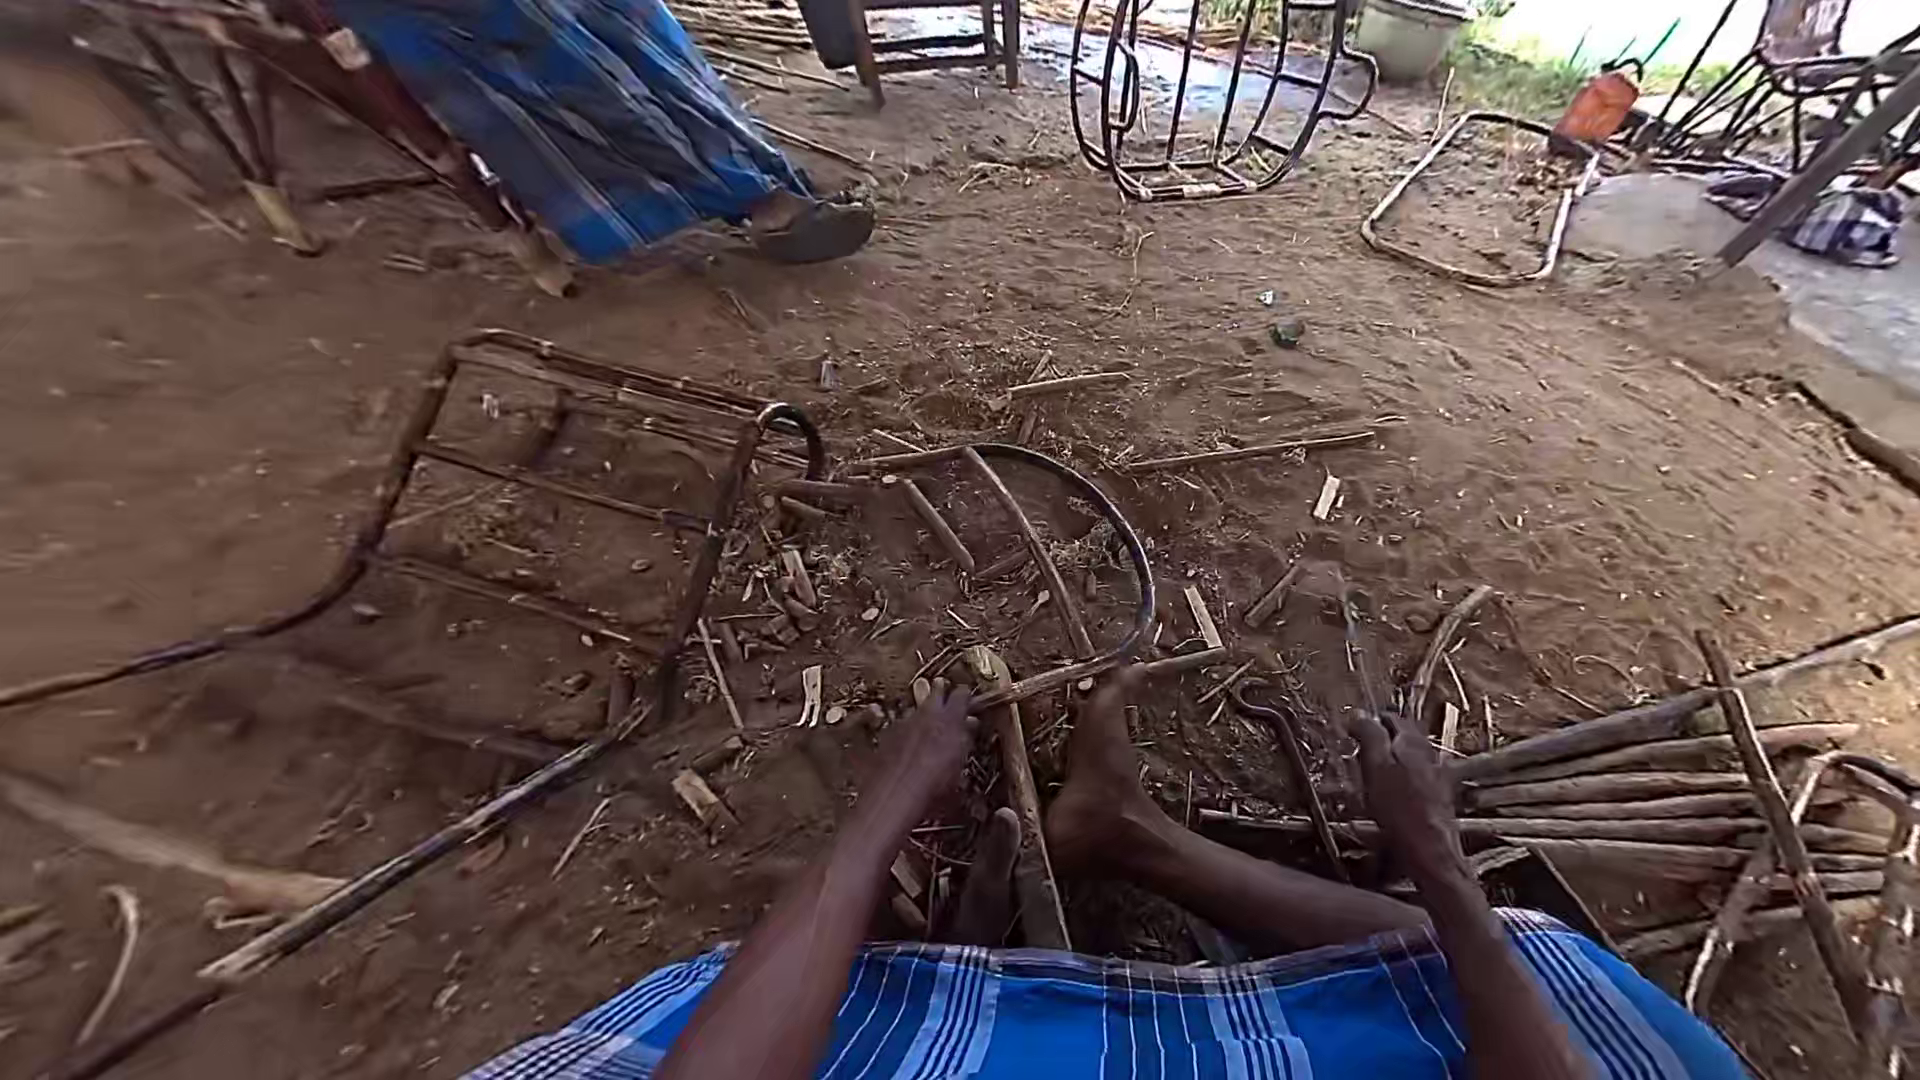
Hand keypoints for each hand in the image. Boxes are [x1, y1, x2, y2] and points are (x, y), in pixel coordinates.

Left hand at [884, 679, 976, 792]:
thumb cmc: (936, 786)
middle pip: (936, 691)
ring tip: (926, 717)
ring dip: (923, 710)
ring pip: (917, 706)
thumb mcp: (959, 767)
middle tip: (943, 687)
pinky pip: (901, 722)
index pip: (961, 695)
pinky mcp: (887, 732)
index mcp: (951, 719)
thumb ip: (964, 742)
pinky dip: (906, 726)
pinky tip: (907, 739)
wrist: (895, 794)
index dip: (964, 694)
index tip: (966, 696)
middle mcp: (928, 714)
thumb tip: (969, 727)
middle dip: (941, 689)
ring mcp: (905, 721)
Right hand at [1349, 710, 1466, 881]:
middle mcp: (1429, 756)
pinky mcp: (1436, 798)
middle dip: (1380, 736)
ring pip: (1408, 756)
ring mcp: (1436, 777)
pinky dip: (1396, 775)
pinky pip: (1412, 775)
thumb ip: (1369, 736)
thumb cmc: (1398, 807)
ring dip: (1388, 756)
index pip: (1392, 718)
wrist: (1430, 852)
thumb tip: (1359, 713)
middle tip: (1356, 746)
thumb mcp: (1375, 766)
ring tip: (1366, 767)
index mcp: (1413, 744)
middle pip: (1402, 736)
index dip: (1369, 719)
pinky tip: (1385, 790)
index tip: (1350, 728)